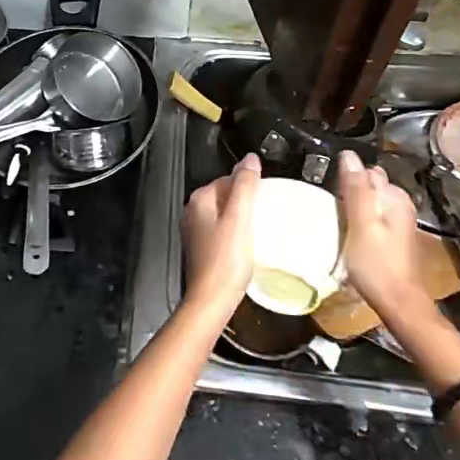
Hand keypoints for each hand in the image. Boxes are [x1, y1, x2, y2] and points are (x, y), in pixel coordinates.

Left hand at [182, 153, 260, 316]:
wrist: (212, 301)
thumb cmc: (226, 259)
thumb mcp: (240, 218)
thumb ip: (245, 186)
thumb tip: (250, 158)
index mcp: (199, 200)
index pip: (228, 178)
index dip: (249, 184)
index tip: (267, 195)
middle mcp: (192, 211)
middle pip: (226, 195)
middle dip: (246, 199)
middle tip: (268, 210)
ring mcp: (195, 231)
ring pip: (224, 213)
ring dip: (243, 216)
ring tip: (262, 226)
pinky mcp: (202, 249)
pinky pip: (223, 230)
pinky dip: (236, 231)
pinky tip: (249, 242)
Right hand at [337, 150, 428, 320]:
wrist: (399, 303)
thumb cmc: (377, 264)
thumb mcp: (361, 224)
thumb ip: (356, 189)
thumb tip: (348, 154)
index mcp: (395, 197)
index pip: (366, 172)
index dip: (347, 182)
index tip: (333, 200)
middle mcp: (400, 204)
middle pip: (368, 186)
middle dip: (350, 194)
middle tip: (335, 214)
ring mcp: (399, 220)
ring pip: (369, 202)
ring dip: (353, 210)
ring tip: (340, 226)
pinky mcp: (394, 236)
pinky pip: (372, 217)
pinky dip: (359, 222)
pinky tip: (351, 237)